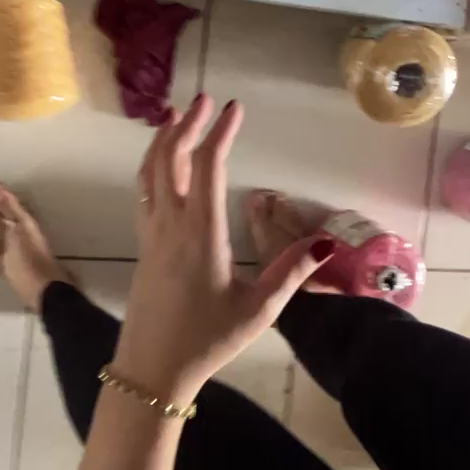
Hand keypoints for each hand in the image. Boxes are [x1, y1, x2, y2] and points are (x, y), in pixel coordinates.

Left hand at [113, 95, 331, 404]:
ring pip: (150, 173)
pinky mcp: (143, 246)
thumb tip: (325, 241)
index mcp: (200, 234)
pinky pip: (143, 192)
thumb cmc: (207, 341)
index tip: (233, 108)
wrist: (151, 370)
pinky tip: (159, 163)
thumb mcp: (258, 311)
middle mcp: (171, 225)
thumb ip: (291, 272)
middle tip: (205, 100)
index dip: (219, 134)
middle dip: (188, 125)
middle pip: (172, 160)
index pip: (207, 169)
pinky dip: (151, 165)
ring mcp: (151, 234)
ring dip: (163, 140)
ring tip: (175, 115)